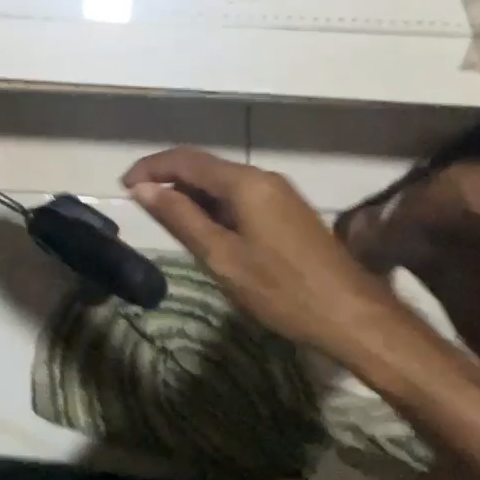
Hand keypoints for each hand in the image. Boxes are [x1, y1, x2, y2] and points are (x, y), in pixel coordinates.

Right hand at [123, 148, 404, 354]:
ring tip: (167, 219)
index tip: (124, 186)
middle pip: (204, 167)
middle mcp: (262, 178)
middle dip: (169, 179)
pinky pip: (241, 196)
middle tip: (141, 203)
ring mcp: (280, 194)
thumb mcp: (222, 257)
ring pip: (223, 183)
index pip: (185, 160)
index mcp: (244, 183)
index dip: (151, 168)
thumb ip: (180, 218)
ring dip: (191, 194)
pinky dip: (214, 205)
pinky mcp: (289, 213)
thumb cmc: (283, 290)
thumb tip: (143, 188)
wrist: (356, 318)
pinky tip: (206, 230)